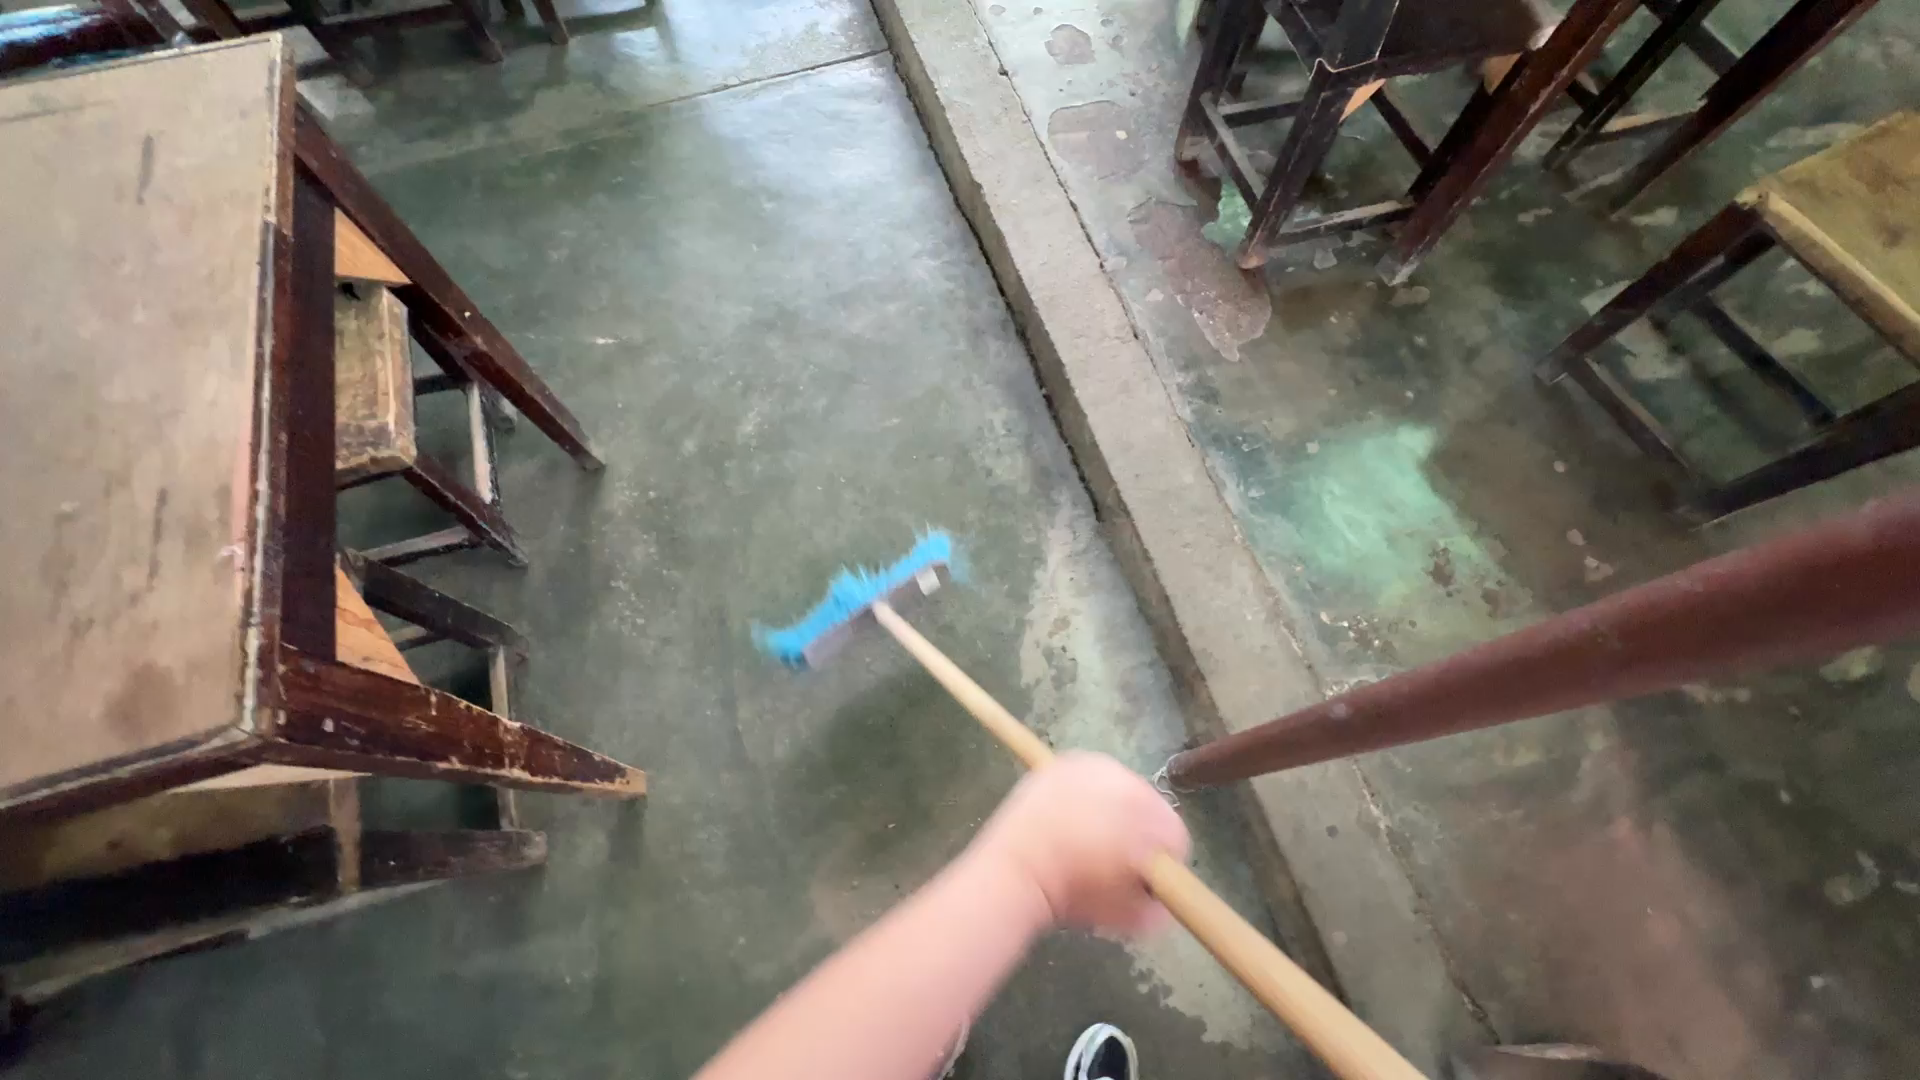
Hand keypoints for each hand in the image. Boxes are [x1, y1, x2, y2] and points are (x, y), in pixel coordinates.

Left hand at [967, 752, 1189, 935]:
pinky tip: (1075, 815)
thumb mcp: (1131, 916)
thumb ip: (1160, 906)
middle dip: (1141, 830)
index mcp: (1150, 815)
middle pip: (1150, 806)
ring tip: (1094, 836)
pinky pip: (1092, 777)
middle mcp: (1128, 780)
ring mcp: (1095, 764)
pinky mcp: (1068, 760)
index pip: (1175, 835)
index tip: (1147, 876)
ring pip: (1123, 788)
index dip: (1165, 859)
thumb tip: (1161, 896)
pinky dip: (1090, 793)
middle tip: (1119, 857)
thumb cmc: (1075, 892)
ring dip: (1117, 809)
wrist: (1018, 868)